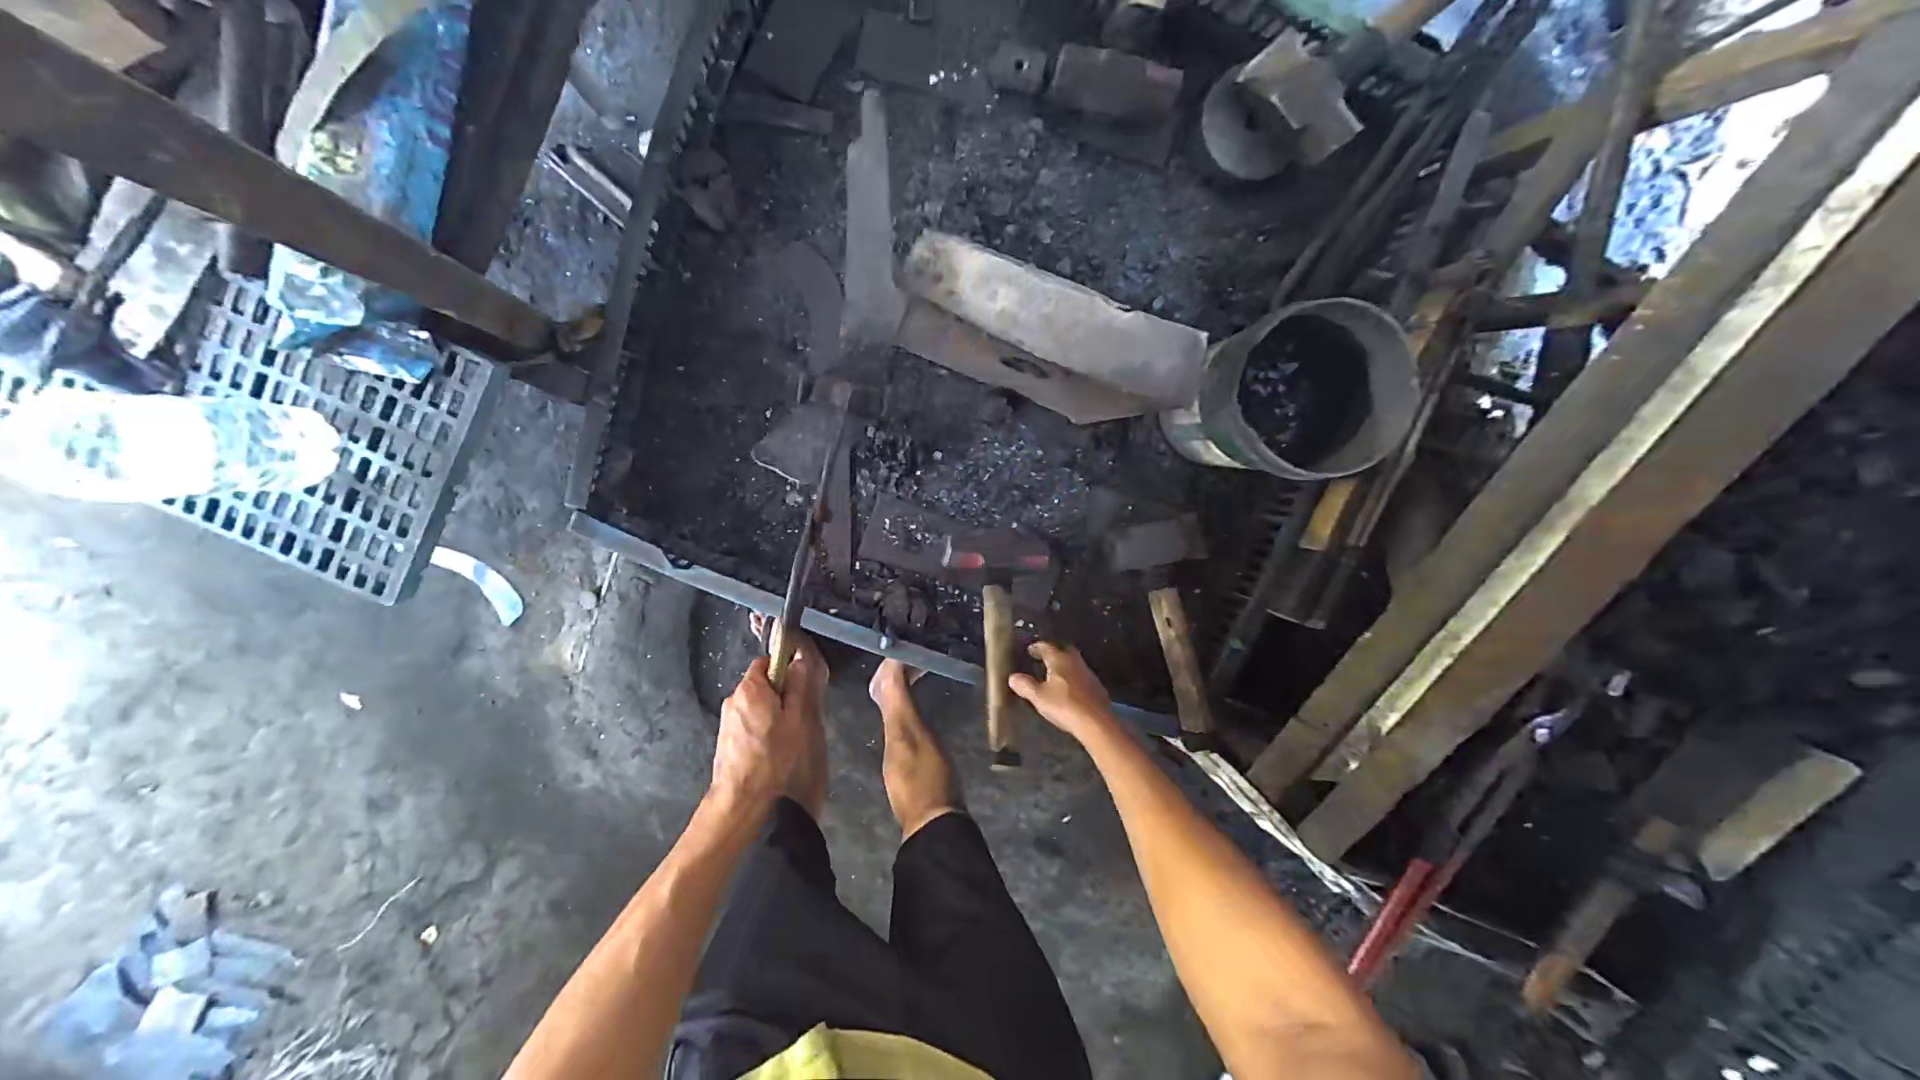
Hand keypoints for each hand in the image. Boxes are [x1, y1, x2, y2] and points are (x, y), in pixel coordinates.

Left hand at [711, 656, 811, 813]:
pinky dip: (758, 727)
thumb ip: (797, 687)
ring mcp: (726, 719)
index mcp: (750, 688)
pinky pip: (746, 721)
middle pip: (759, 684)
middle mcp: (733, 699)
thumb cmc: (773, 757)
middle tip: (795, 714)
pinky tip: (769, 747)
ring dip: (768, 712)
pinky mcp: (724, 737)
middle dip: (777, 693)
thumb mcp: (796, 719)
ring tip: (784, 735)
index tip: (797, 686)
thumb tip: (797, 661)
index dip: (783, 669)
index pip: (765, 662)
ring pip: (754, 704)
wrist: (743, 797)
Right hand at [1009, 642, 1115, 743]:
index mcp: (1059, 660)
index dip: (1037, 647)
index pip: (1046, 647)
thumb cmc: (1064, 706)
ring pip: (1074, 663)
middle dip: (1054, 652)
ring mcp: (1088, 673)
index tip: (1030, 649)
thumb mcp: (1039, 697)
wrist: (1097, 722)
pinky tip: (1070, 688)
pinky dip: (1074, 677)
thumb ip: (1025, 685)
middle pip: (1064, 650)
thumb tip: (1013, 677)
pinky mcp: (1097, 687)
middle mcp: (1075, 661)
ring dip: (1065, 665)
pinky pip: (1082, 676)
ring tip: (1055, 673)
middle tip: (1044, 657)